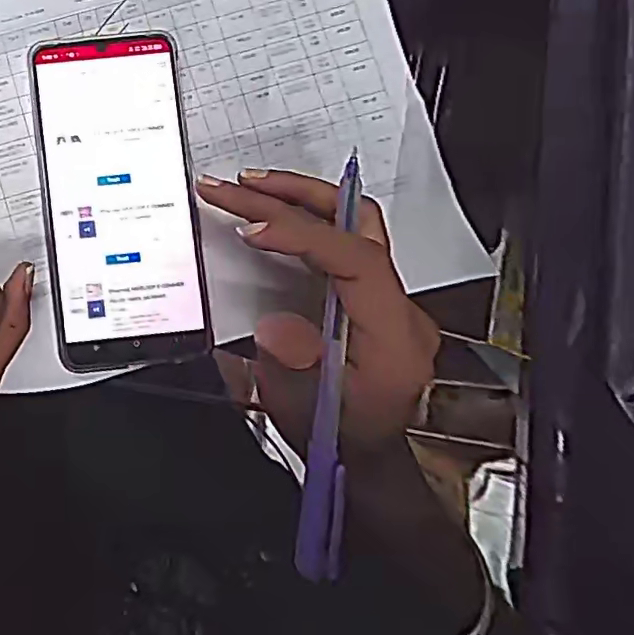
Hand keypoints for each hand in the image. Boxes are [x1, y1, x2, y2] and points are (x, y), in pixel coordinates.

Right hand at [196, 170, 437, 457]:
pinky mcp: (359, 289)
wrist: (360, 448)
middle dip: (294, 196)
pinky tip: (267, 210)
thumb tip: (275, 325)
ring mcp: (379, 293)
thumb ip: (293, 367)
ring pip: (349, 220)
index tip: (252, 227)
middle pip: (357, 223)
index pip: (357, 260)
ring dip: (296, 196)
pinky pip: (335, 235)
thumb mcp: (307, 409)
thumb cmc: (336, 432)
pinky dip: (298, 215)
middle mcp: (393, 305)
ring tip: (246, 186)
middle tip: (239, 186)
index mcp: (392, 334)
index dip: (303, 235)